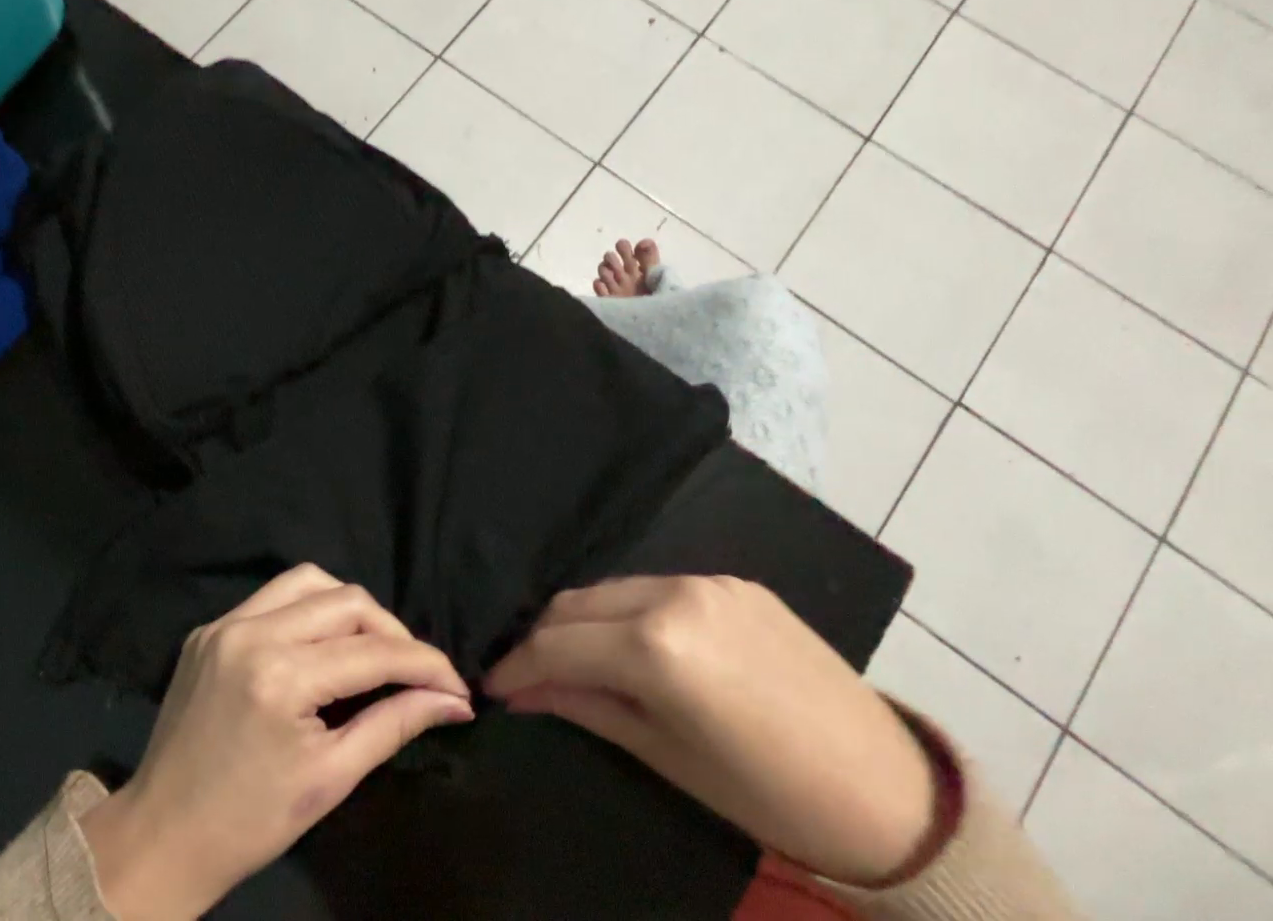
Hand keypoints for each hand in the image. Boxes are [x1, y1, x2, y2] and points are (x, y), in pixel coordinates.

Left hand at [79, 564, 474, 919]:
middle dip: (392, 633)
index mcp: (281, 675)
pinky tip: (320, 647)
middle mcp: (249, 632)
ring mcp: (222, 625)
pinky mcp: (207, 630)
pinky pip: (271, 597)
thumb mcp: (332, 776)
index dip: (427, 666)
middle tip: (415, 673)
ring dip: (349, 609)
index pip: (374, 651)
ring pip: (308, 582)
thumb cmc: (252, 821)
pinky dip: (308, 611)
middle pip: (346, 601)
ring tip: (370, 651)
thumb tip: (453, 700)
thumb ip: (394, 723)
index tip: (457, 688)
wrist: (163, 836)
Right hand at [485, 576, 934, 887]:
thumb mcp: (663, 755)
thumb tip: (521, 692)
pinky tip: (631, 647)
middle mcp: (676, 595)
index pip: (555, 643)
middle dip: (542, 639)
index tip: (490, 686)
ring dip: (582, 622)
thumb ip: (585, 706)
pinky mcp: (737, 584)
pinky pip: (657, 589)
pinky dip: (626, 613)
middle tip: (527, 678)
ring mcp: (711, 583)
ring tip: (574, 663)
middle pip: (576, 605)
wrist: (888, 790)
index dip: (515, 666)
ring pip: (613, 590)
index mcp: (658, 646)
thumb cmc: (767, 794)